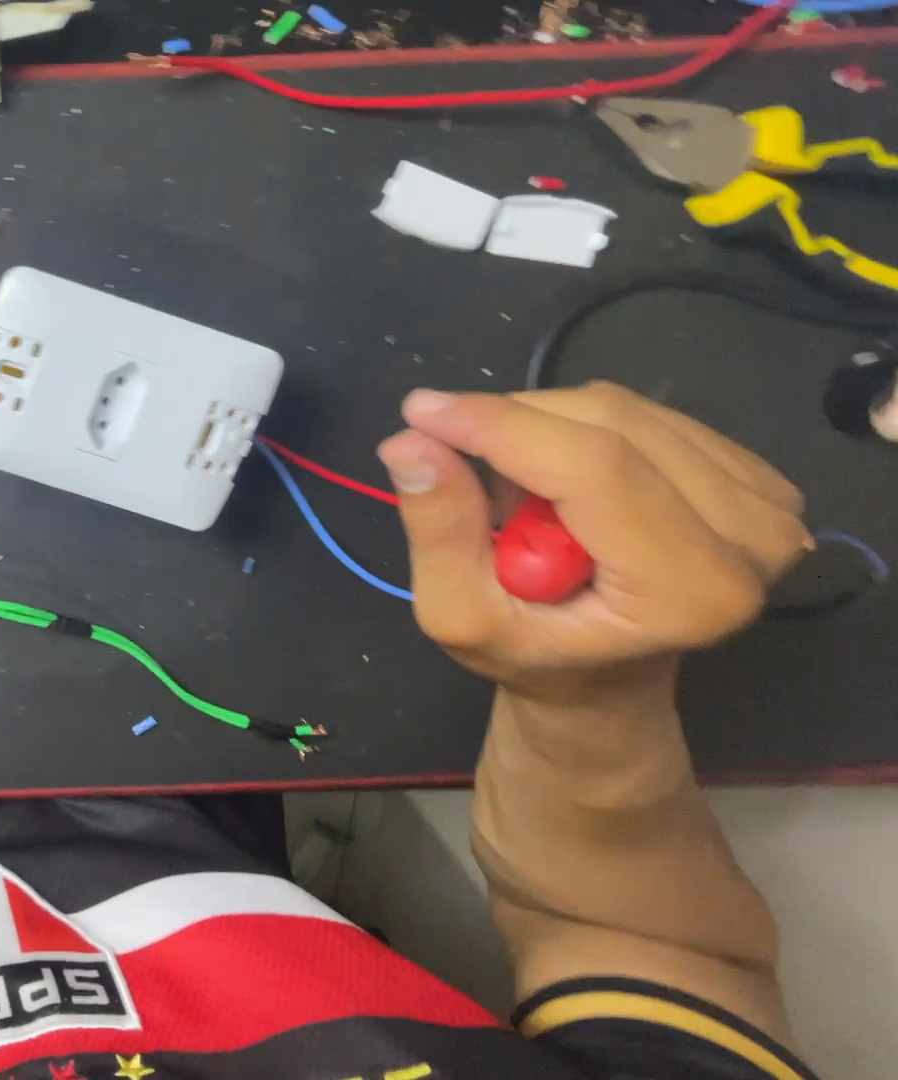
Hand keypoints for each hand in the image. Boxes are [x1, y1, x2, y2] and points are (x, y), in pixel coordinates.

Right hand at [376, 382, 809, 700]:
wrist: (602, 674)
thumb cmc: (526, 654)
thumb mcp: (456, 615)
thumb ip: (438, 532)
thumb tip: (407, 444)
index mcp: (687, 589)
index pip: (593, 468)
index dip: (499, 427)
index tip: (418, 411)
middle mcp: (751, 538)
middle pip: (608, 426)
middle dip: (508, 422)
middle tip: (440, 446)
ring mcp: (769, 500)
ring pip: (620, 410)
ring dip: (534, 425)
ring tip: (500, 480)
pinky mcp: (756, 474)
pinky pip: (640, 414)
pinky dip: (569, 428)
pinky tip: (549, 473)